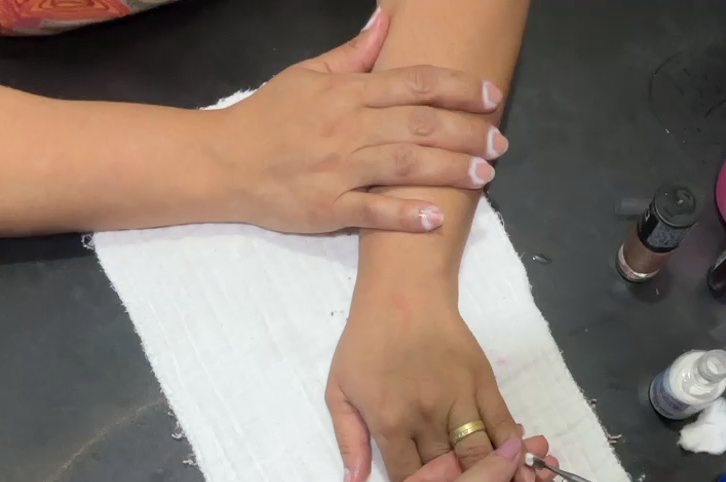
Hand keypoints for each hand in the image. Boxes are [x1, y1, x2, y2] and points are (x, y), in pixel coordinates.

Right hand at [205, 11, 506, 233]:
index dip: (459, 89)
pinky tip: (437, 217)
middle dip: (466, 132)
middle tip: (499, 144)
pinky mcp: (329, 207)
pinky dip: (406, 215)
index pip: (416, 84)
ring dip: (450, 170)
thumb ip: (351, 54)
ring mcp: (340, 169)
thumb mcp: (307, 75)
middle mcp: (350, 127)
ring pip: (405, 165)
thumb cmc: (268, 119)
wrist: (226, 162)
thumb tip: (387, 20)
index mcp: (349, 92)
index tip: (491, 98)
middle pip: (420, 125)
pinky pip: (374, 212)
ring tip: (484, 176)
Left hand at [325, 290, 534, 481]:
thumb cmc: (366, 343)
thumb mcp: (339, 392)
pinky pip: (501, 425)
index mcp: (390, 423)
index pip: (408, 478)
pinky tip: (509, 463)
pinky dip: (508, 448)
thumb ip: (348, 443)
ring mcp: (459, 401)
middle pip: (447, 475)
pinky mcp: (484, 384)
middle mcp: (426, 418)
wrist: (404, 294)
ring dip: (488, 480)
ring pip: (480, 456)